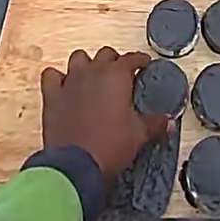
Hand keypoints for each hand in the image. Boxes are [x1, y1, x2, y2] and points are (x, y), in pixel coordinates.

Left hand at [40, 47, 170, 180]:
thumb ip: (155, 123)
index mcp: (118, 75)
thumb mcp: (139, 134)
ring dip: (86, 64)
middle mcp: (94, 72)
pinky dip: (57, 78)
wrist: (75, 167)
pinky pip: (50, 76)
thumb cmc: (109, 145)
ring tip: (92, 76)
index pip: (132, 58)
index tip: (143, 64)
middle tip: (119, 74)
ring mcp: (70, 82)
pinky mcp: (52, 96)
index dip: (140, 60)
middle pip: (106, 53)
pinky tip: (63, 85)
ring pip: (79, 58)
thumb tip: (168, 122)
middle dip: (114, 60)